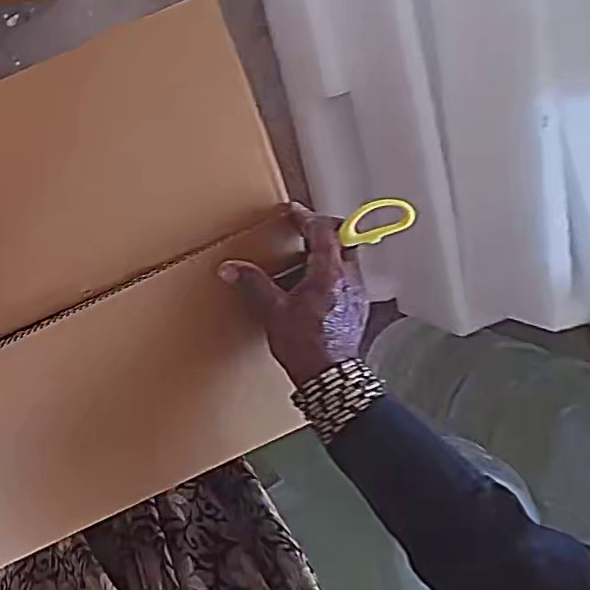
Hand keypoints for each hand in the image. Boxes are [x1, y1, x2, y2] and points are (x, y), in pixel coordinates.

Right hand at [219, 203, 368, 385]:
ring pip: (348, 259)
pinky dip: (332, 273)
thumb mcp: (273, 311)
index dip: (306, 217)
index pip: (323, 230)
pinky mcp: (357, 308)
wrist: (328, 376)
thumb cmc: (306, 346)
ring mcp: (357, 294)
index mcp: (329, 273)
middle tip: (304, 230)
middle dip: (324, 230)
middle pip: (344, 239)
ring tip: (304, 260)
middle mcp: (349, 279)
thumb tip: (232, 269)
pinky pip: (348, 279)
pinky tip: (313, 288)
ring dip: (328, 252)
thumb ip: (253, 284)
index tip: (293, 212)